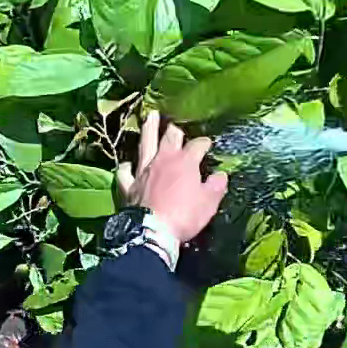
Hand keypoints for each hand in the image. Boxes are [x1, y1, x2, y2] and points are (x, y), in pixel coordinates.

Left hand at [115, 113, 228, 244]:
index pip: (197, 145)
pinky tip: (127, 165)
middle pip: (170, 136)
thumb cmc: (185, 215)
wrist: (154, 231)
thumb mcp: (209, 202)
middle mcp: (163, 160)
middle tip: (175, 124)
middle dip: (175, 129)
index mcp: (185, 162)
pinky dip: (127, 167)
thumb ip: (216, 186)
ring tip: (150, 117)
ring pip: (145, 144)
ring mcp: (143, 171)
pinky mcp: (129, 185)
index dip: (204, 143)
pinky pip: (125, 172)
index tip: (208, 144)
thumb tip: (221, 175)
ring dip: (148, 129)